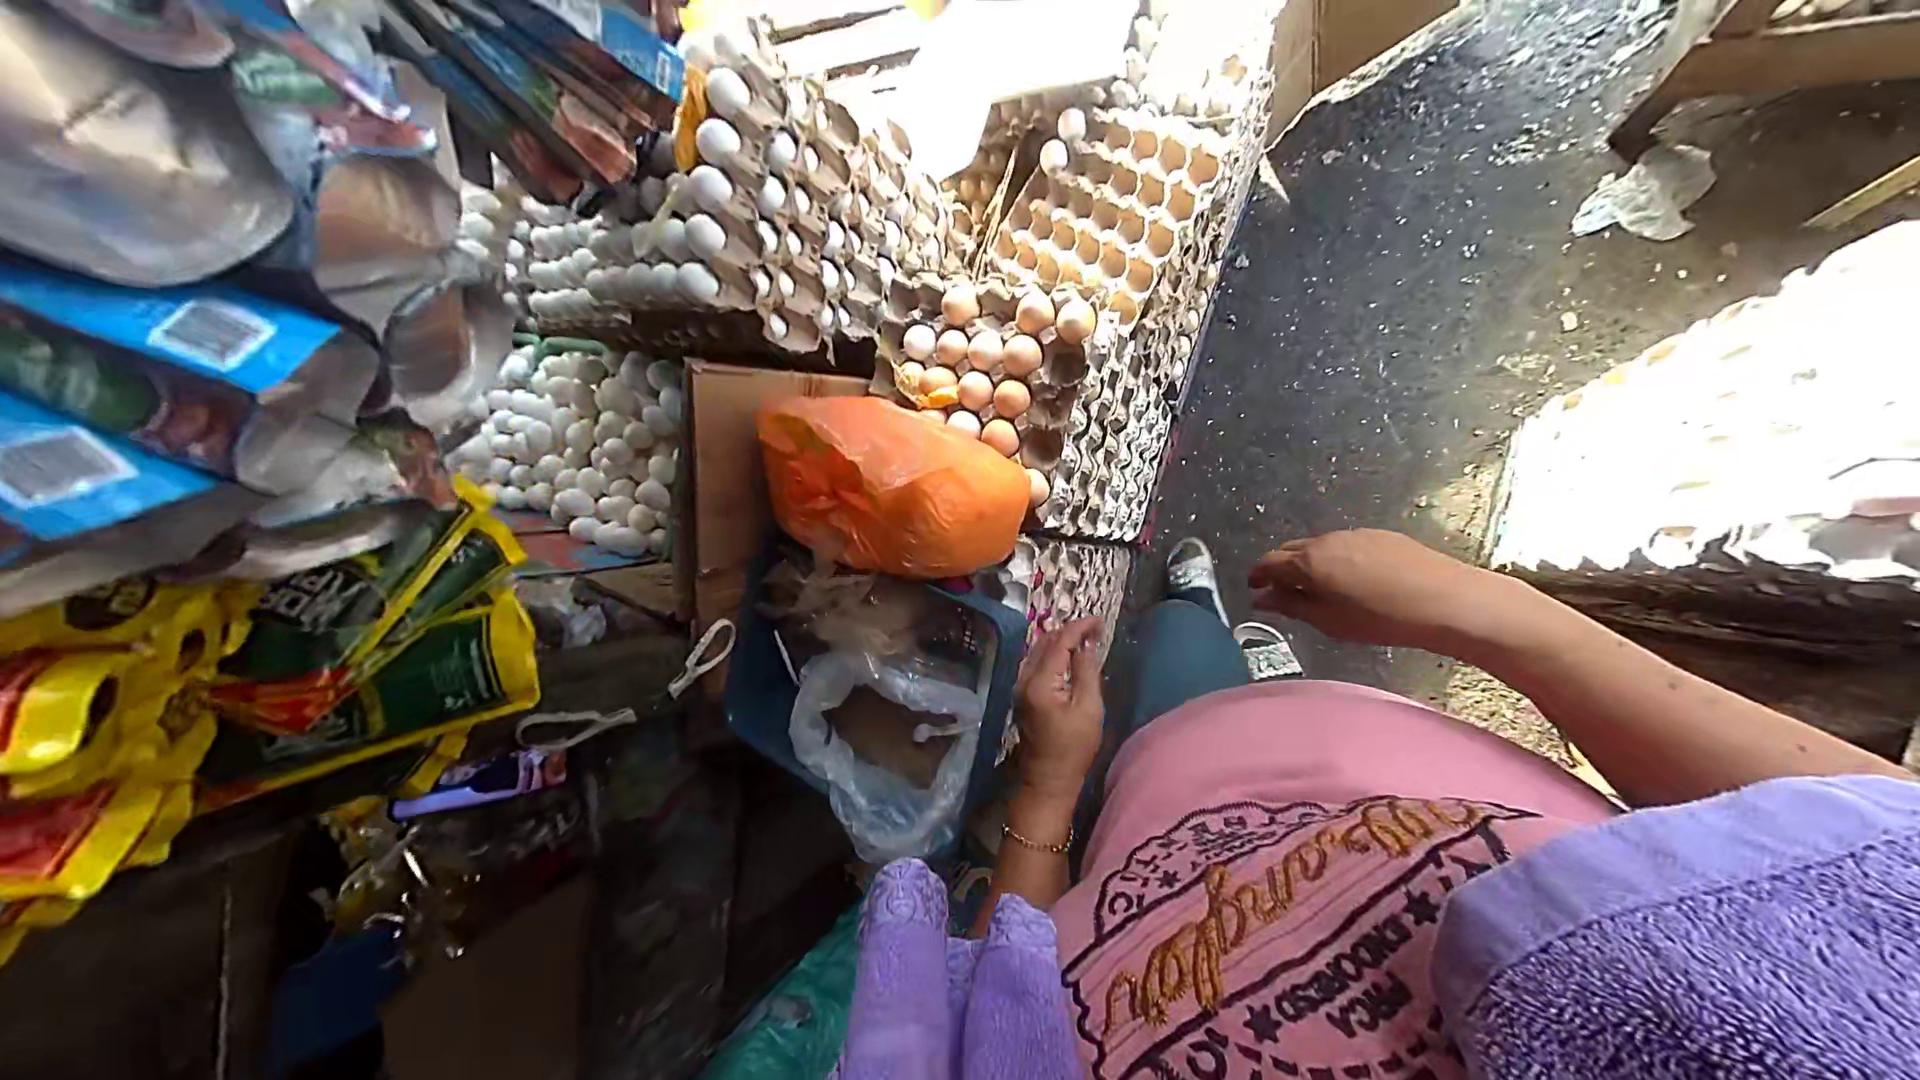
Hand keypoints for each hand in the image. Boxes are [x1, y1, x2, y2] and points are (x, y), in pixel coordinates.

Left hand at [1013, 617, 1104, 798]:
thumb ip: (1086, 671)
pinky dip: (1052, 652)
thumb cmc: (1073, 747)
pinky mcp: (1023, 693)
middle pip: (1044, 642)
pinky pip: (1036, 662)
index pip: (1058, 642)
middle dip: (1068, 630)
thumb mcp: (1089, 708)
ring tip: (1084, 636)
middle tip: (1094, 627)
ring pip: (1038, 650)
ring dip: (1059, 639)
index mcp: (1039, 682)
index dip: (1079, 627)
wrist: (1048, 778)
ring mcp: (1020, 686)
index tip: (1098, 620)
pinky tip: (1067, 654)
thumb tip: (1087, 644)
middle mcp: (1024, 679)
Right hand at [1248, 530, 1528, 654]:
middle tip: (1282, 591)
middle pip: (1290, 550)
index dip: (1257, 575)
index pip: (1268, 562)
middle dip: (1280, 568)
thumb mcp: (1329, 621)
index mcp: (1309, 560)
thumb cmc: (1384, 619)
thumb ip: (1291, 606)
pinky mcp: (1382, 536)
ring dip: (1308, 563)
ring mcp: (1356, 534)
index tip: (1254, 588)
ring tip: (1319, 588)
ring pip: (1318, 546)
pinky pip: (1344, 544)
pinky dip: (1335, 558)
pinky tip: (1352, 579)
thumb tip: (1261, 597)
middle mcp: (1327, 540)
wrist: (1452, 602)